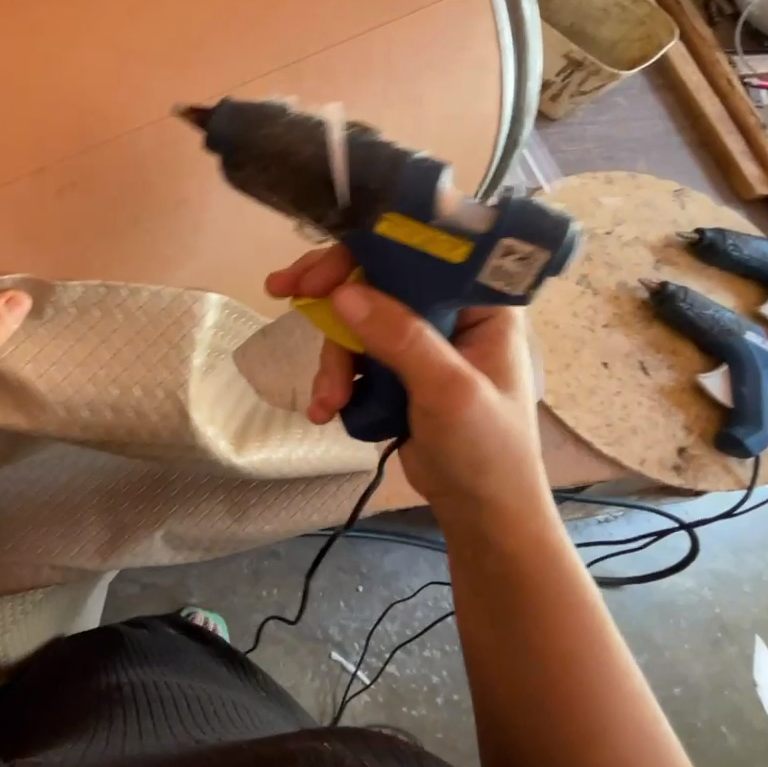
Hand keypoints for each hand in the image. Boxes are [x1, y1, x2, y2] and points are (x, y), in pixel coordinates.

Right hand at [265, 246, 545, 514]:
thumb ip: (400, 338)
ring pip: (355, 320)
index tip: (318, 275)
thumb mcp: (448, 391)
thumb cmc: (486, 451)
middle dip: (329, 297)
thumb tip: (342, 294)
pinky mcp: (395, 366)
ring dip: (331, 358)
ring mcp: (419, 337)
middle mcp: (448, 309)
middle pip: (375, 279)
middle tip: (280, 291)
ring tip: (327, 401)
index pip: (416, 254)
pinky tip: (328, 408)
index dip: (363, 253)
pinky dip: (334, 377)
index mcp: (478, 302)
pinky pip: (351, 352)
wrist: (480, 513)